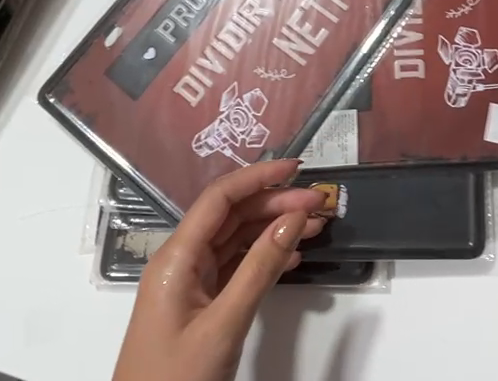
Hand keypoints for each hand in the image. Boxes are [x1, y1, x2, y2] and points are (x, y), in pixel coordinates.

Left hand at [113, 160, 328, 380]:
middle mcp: (181, 261)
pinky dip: (264, 259)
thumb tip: (295, 217)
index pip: (220, 198)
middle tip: (320, 205)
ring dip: (274, 230)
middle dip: (275, 204)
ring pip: (236, 241)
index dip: (259, 177)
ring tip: (317, 227)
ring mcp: (190, 285)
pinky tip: (293, 260)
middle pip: (231, 216)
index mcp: (177, 256)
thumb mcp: (223, 326)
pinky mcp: (199, 307)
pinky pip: (235, 269)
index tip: (298, 170)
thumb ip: (260, 269)